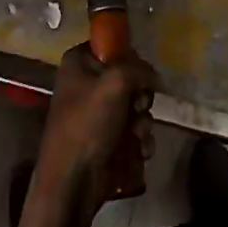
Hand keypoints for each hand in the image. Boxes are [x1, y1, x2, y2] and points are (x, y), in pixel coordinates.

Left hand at [33, 43, 156, 212]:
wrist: (74, 180)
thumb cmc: (87, 124)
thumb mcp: (113, 85)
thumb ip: (137, 70)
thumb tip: (153, 75)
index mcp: (79, 62)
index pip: (112, 47)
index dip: (130, 60)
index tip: (140, 75)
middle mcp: (88, 83)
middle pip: (129, 79)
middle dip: (140, 98)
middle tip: (137, 108)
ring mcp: (99, 112)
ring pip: (135, 108)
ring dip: (141, 123)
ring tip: (134, 137)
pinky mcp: (109, 138)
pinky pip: (134, 132)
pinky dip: (138, 142)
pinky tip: (136, 152)